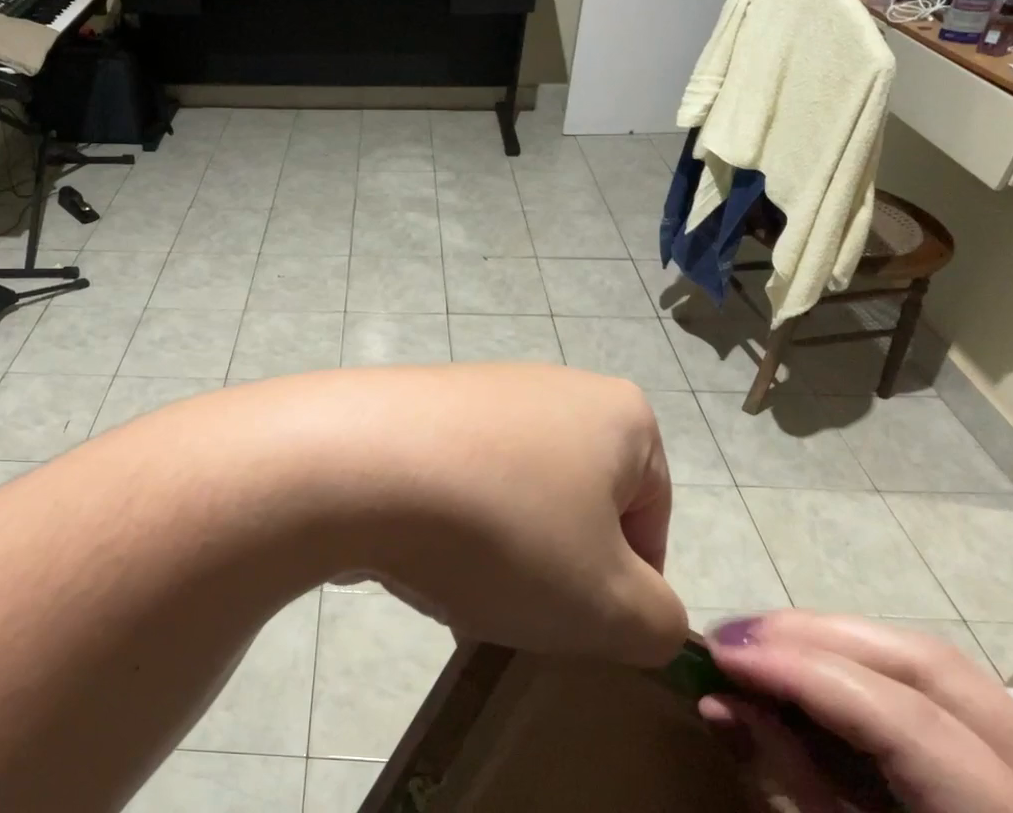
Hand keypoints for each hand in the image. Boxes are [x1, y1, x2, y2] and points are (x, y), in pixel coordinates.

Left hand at [276, 363, 683, 667]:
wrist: (352, 467)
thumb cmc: (504, 532)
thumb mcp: (612, 609)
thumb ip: (659, 625)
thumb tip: (647, 616)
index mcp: (620, 416)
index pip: (651, 521)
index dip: (625, 588)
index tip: (579, 623)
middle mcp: (552, 387)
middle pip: (574, 509)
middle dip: (551, 572)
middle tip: (514, 609)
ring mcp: (476, 390)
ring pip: (509, 502)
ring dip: (494, 555)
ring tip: (455, 584)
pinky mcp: (414, 406)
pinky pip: (450, 482)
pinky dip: (442, 525)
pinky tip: (412, 554)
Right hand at [700, 611, 1012, 812]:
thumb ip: (795, 777)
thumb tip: (720, 701)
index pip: (901, 718)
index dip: (802, 673)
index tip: (720, 653)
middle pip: (922, 663)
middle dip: (814, 637)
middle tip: (731, 640)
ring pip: (930, 659)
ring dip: (832, 640)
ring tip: (757, 646)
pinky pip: (936, 683)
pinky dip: (861, 664)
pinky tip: (807, 666)